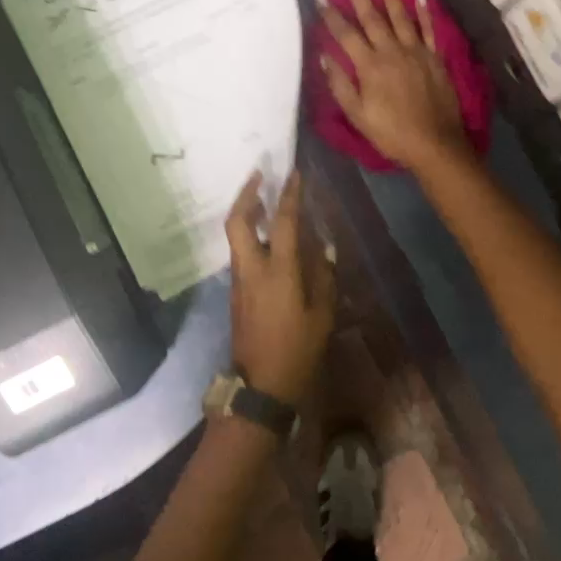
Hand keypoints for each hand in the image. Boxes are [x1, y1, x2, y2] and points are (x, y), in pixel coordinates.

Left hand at [224, 170, 335, 405]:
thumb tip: (325, 248)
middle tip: (259, 176)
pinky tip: (267, 237)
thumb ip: (324, 277)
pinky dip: (250, 235)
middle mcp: (252, 270)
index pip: (283, 223)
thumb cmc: (298, 351)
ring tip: (263, 200)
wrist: (261, 387)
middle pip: (238, 222)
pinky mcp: (236, 293)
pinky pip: (240, 253)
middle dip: (247, 195)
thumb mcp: (322, 315)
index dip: (289, 195)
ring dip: (245, 213)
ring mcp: (239, 281)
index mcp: (278, 272)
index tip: (293, 173)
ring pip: (235, 237)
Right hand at [318, 0, 468, 171]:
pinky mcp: (434, 56)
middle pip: (371, 16)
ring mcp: (415, 51)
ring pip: (399, 15)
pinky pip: (427, 27)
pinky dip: (422, 8)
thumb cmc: (391, 133)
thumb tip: (324, 56)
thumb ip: (340, 84)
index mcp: (369, 66)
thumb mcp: (358, 116)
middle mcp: (391, 51)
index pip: (345, 33)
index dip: (330, 12)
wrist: (435, 144)